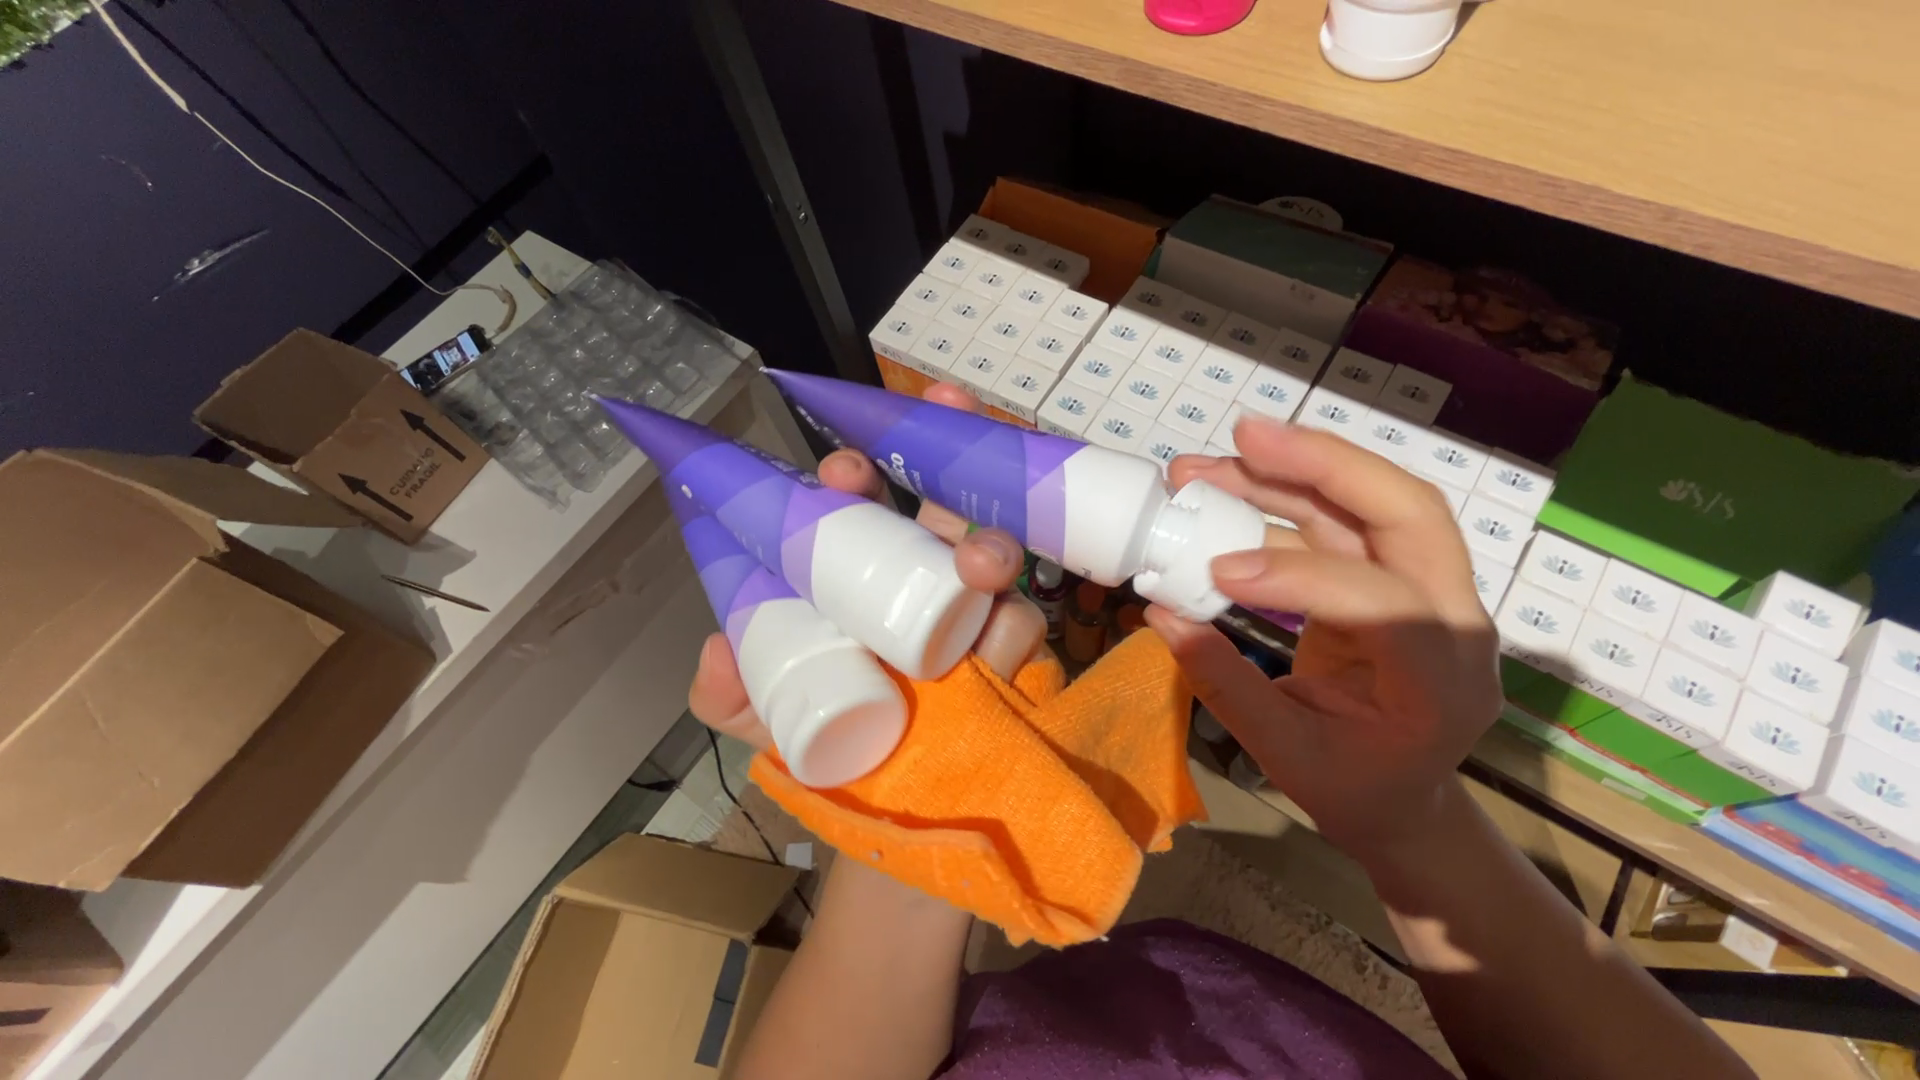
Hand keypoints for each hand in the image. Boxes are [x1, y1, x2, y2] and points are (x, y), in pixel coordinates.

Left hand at [692, 382, 1048, 754]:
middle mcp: (922, 585)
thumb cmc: (827, 746)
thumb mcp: (764, 721)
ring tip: (979, 567)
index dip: (856, 483)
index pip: (863, 514)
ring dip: (991, 550)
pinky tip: (994, 650)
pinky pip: (1023, 628)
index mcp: (864, 582)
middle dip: (947, 475)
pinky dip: (1011, 629)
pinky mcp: (1015, 657)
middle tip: (941, 452)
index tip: (845, 474)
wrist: (892, 813)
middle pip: (940, 517)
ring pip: (993, 562)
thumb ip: (728, 693)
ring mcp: (971, 617)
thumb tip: (716, 650)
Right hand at [1145, 416, 1502, 860]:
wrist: (1404, 800)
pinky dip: (1287, 495)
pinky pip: (1345, 521)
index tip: (1216, 569)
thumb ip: (1225, 684)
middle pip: (1408, 510)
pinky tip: (1231, 484)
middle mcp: (1454, 617)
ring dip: (1292, 470)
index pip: (1384, 603)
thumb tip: (1161, 613)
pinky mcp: (1393, 576)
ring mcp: (1431, 589)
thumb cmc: (1353, 788)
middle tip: (1244, 436)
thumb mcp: (1285, 753)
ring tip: (1208, 463)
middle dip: (1325, 464)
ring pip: (1372, 502)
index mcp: (1442, 679)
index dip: (1298, 576)